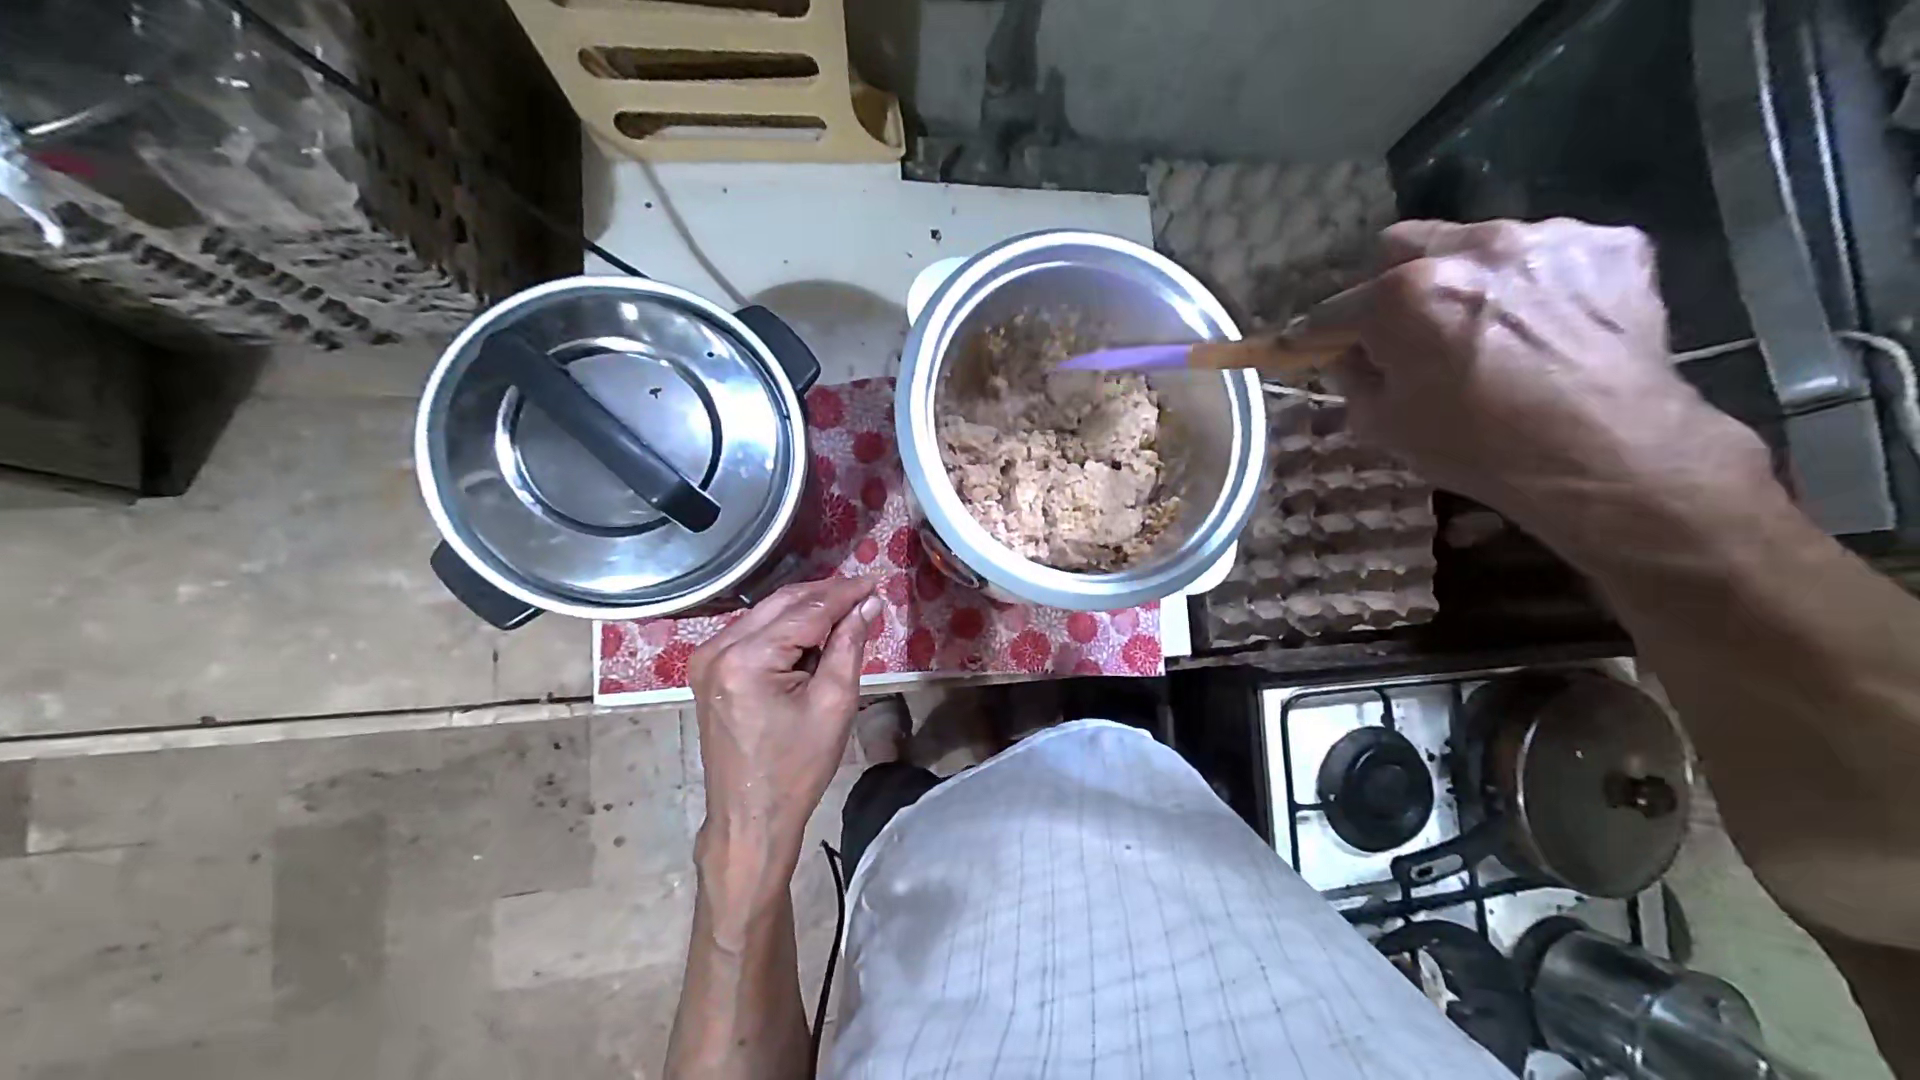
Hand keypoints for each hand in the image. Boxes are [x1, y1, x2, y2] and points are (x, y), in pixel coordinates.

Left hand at [687, 577, 882, 888]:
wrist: (751, 815)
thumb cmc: (797, 767)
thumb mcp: (834, 703)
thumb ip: (848, 645)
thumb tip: (867, 604)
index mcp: (746, 658)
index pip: (806, 611)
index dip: (845, 593)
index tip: (876, 581)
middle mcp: (718, 648)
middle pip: (782, 603)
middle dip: (826, 595)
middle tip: (865, 591)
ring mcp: (708, 658)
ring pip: (767, 614)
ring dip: (807, 609)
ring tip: (847, 608)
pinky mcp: (710, 669)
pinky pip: (754, 632)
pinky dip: (786, 627)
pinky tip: (814, 630)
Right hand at [1320, 219, 1775, 549]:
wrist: (1607, 456)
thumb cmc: (1475, 447)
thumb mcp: (1383, 423)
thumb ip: (1353, 376)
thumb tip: (1347, 355)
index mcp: (1403, 296)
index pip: (1335, 307)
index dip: (1316, 332)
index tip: (1309, 345)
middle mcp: (1469, 247)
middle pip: (1399, 246)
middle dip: (1387, 285)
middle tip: (1402, 329)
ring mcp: (1546, 237)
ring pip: (1474, 244)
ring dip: (1461, 280)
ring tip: (1484, 329)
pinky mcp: (1609, 243)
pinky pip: (1542, 253)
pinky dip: (1527, 283)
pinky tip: (1541, 325)